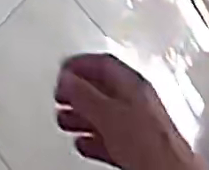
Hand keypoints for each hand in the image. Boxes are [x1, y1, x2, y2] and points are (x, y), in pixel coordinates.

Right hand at [55, 54, 204, 169]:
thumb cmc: (148, 142)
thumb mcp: (109, 113)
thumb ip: (86, 95)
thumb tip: (67, 78)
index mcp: (132, 83)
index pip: (104, 63)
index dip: (81, 64)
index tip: (63, 69)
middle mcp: (136, 98)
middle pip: (103, 86)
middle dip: (79, 90)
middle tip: (60, 93)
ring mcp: (138, 121)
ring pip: (105, 112)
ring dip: (83, 114)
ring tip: (64, 118)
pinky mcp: (137, 145)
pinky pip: (110, 135)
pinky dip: (93, 136)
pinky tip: (83, 143)